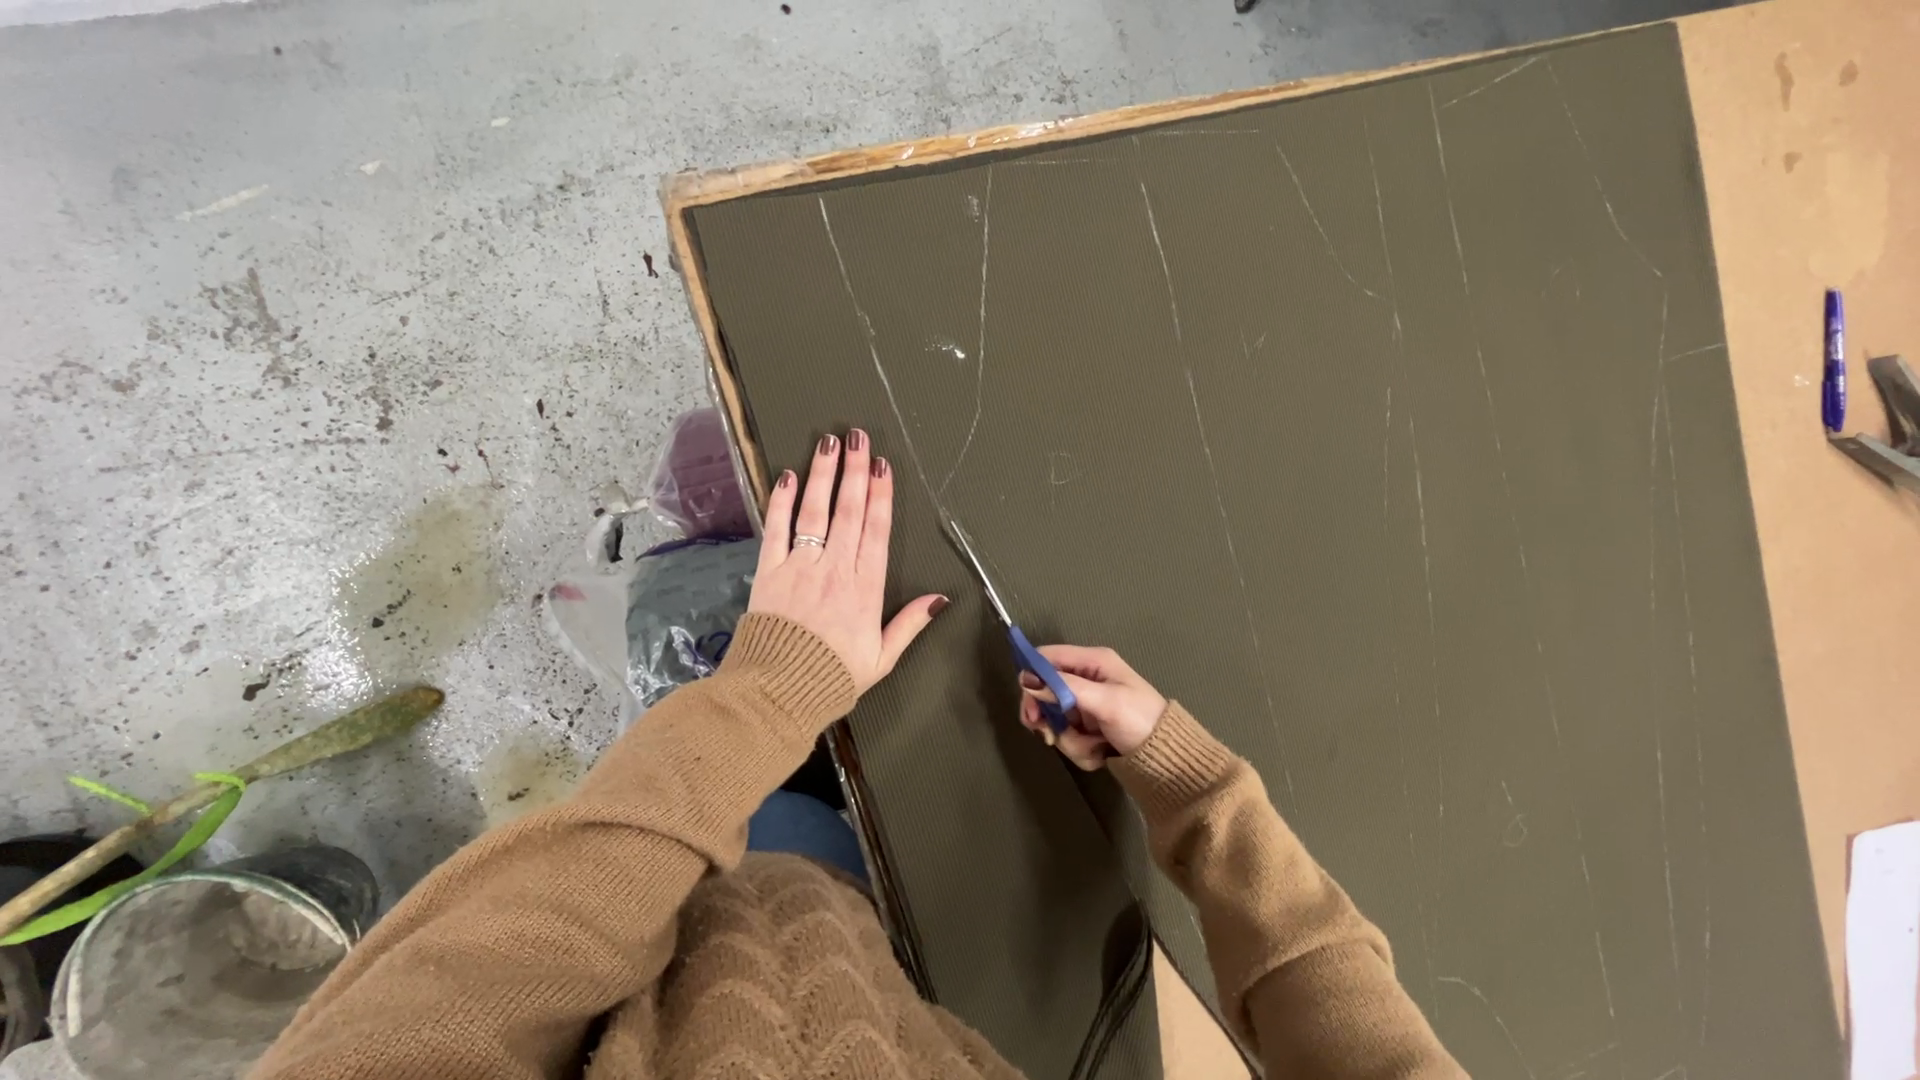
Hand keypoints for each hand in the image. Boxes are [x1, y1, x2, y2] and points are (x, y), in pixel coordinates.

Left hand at [750, 429, 947, 694]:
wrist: (779, 691)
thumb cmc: (833, 676)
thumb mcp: (882, 658)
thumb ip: (909, 624)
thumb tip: (940, 599)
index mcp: (865, 588)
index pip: (876, 530)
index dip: (880, 495)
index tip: (882, 465)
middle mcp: (834, 569)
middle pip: (847, 510)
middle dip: (854, 470)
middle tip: (857, 436)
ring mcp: (799, 567)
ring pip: (814, 511)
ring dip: (823, 474)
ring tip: (828, 442)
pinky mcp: (768, 572)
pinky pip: (776, 529)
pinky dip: (781, 502)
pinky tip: (788, 477)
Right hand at [1017, 645, 1167, 770]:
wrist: (1168, 760)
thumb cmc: (1141, 722)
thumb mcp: (1105, 702)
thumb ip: (1066, 689)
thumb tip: (1026, 679)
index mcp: (1093, 662)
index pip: (1047, 658)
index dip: (1032, 678)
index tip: (1030, 707)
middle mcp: (1086, 679)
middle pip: (1045, 691)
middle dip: (1048, 718)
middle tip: (1048, 735)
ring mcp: (1086, 705)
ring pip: (1056, 720)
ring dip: (1070, 739)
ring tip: (1094, 747)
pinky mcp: (1088, 727)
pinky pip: (1069, 737)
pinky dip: (1081, 749)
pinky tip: (1099, 753)